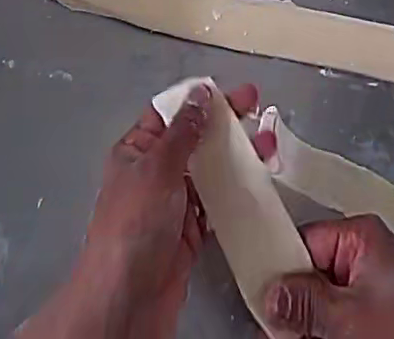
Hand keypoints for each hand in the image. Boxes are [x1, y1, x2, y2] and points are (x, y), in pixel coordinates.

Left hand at [19, 81, 262, 338]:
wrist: (126, 303)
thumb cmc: (133, 228)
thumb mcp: (157, 169)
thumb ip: (183, 131)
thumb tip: (201, 94)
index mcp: (137, 151)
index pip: (170, 112)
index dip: (199, 98)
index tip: (230, 90)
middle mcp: (155, 172)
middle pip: (195, 137)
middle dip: (226, 122)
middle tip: (258, 107)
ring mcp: (174, 202)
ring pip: (211, 167)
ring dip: (238, 153)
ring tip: (267, 143)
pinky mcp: (192, 230)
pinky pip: (219, 200)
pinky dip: (238, 188)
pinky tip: (258, 178)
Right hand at [262, 215, 393, 337]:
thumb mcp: (344, 316)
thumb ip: (304, 299)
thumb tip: (274, 291)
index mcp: (363, 237)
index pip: (307, 240)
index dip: (285, 268)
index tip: (266, 294)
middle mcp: (369, 254)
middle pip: (315, 271)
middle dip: (298, 300)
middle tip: (284, 325)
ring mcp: (375, 285)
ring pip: (326, 297)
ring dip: (311, 319)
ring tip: (304, 333)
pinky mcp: (379, 312)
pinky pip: (342, 312)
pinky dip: (328, 328)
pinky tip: (319, 335)